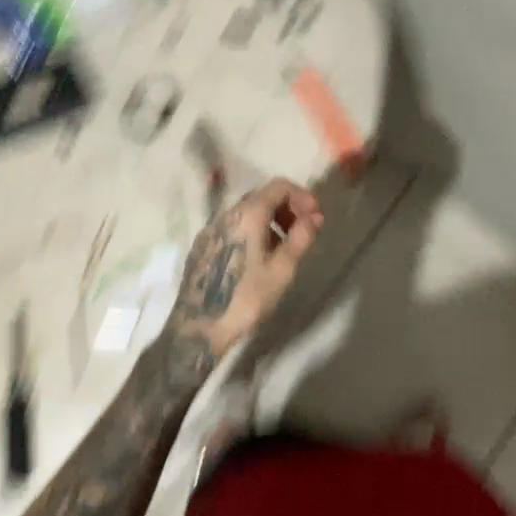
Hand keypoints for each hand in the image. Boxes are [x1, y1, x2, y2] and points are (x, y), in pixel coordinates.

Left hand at [174, 177, 323, 355]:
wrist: (200, 329)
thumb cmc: (246, 298)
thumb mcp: (283, 269)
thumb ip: (301, 237)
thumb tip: (315, 217)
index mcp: (247, 215)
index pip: (279, 186)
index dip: (302, 196)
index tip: (315, 217)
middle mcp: (225, 215)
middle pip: (261, 196)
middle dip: (287, 208)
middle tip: (303, 232)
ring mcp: (210, 230)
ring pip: (245, 213)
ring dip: (270, 221)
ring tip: (284, 249)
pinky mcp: (202, 247)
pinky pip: (232, 228)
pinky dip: (252, 232)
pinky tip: (258, 259)